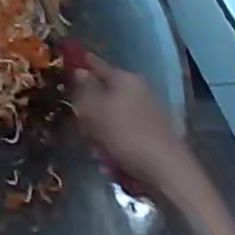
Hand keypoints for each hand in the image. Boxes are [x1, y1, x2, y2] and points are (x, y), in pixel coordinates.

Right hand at [68, 51, 194, 192]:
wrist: (169, 172)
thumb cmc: (127, 134)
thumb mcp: (95, 110)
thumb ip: (83, 88)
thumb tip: (79, 71)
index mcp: (124, 78)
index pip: (95, 63)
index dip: (79, 64)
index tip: (65, 68)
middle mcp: (138, 90)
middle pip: (102, 93)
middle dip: (88, 110)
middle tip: (80, 124)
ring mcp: (147, 112)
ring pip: (111, 116)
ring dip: (99, 132)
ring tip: (96, 151)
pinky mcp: (152, 134)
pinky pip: (124, 133)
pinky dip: (114, 145)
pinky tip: (110, 163)